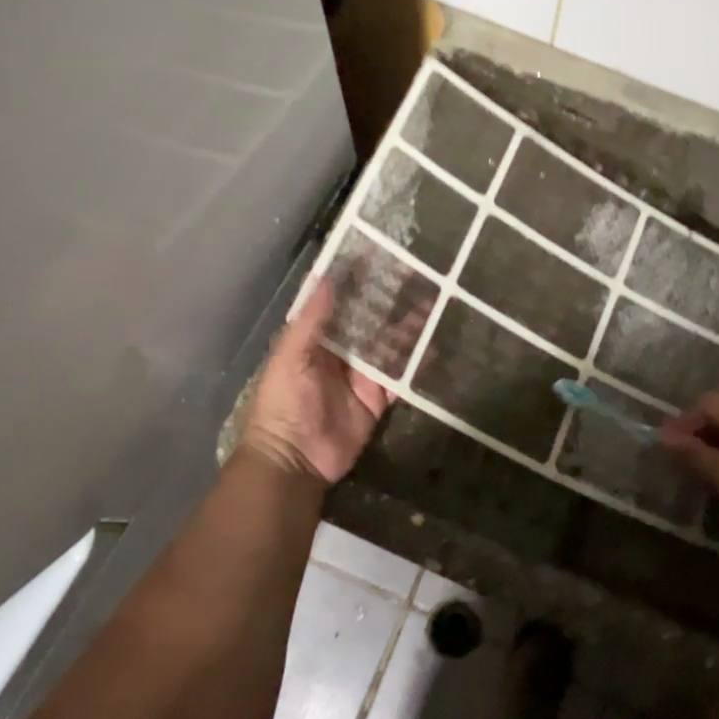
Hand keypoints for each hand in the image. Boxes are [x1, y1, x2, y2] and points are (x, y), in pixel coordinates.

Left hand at [238, 280, 423, 484]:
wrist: (294, 462)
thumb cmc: (284, 404)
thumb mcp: (291, 357)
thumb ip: (311, 320)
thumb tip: (326, 277)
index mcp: (316, 340)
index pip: (339, 303)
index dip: (356, 282)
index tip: (379, 256)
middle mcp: (341, 353)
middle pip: (369, 322)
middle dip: (389, 301)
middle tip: (416, 275)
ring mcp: (361, 377)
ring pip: (388, 345)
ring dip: (407, 327)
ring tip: (433, 303)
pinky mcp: (377, 400)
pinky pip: (399, 378)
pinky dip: (415, 364)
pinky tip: (434, 345)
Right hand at [660, 391, 718, 554]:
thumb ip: (691, 451)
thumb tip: (659, 435)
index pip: (708, 403)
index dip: (684, 420)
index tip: (664, 443)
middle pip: (717, 413)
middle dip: (693, 431)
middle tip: (672, 453)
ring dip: (704, 444)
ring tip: (685, 464)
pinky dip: (717, 454)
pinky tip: (706, 473)